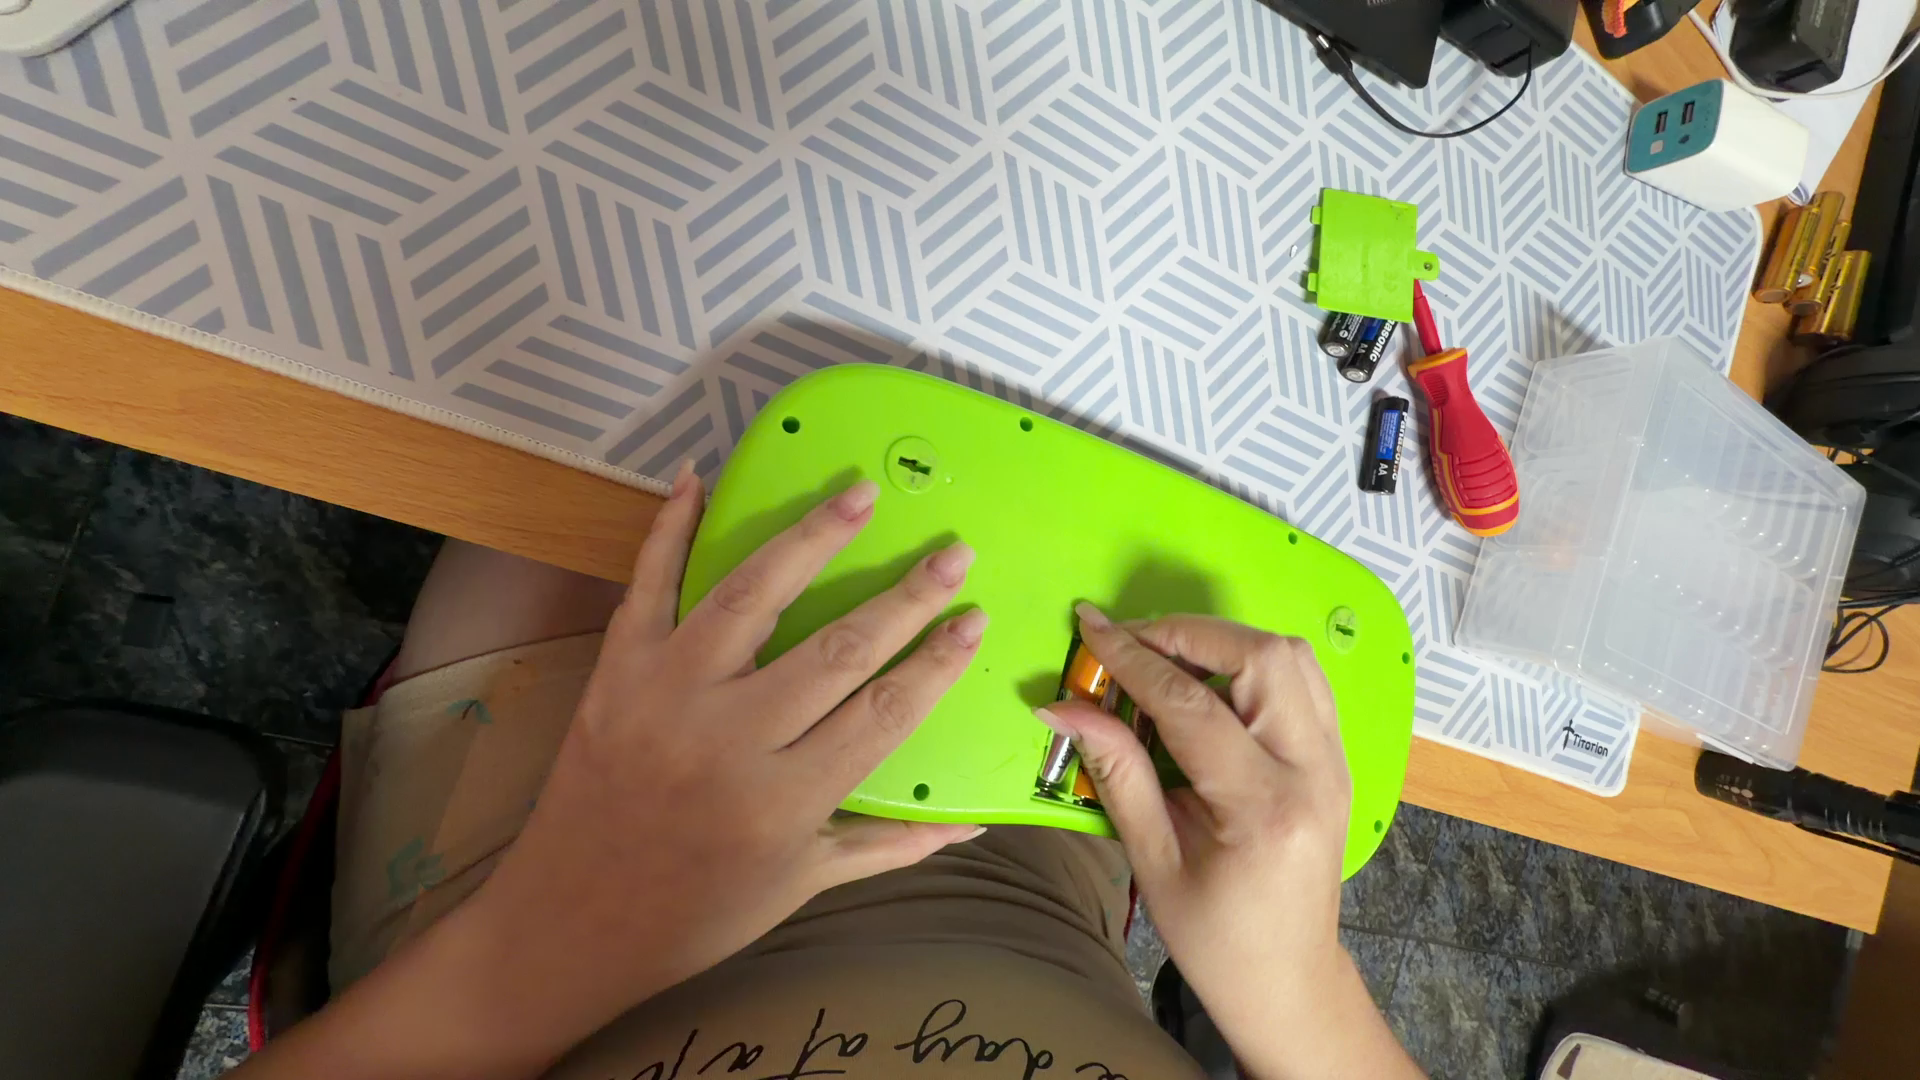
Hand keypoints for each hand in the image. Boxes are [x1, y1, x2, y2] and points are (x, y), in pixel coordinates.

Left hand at [447, 466, 987, 1064]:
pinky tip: (696, 479)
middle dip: (904, 597)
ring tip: (858, 496)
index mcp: (784, 799)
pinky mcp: (617, 670)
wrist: (565, 926)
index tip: (973, 618)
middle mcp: (730, 737)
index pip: (883, 713)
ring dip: (811, 539)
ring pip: (751, 596)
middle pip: (836, 649)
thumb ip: (892, 844)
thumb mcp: (803, 884)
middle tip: (951, 554)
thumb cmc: (697, 911)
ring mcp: (666, 693)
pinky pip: (647, 586)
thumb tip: (974, 827)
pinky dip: (668, 529)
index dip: (935, 662)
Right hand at [1037, 604, 1420, 1079]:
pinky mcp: (1335, 756)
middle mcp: (1313, 770)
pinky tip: (1207, 678)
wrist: (1290, 979)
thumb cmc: (1212, 934)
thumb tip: (1062, 705)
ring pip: (1289, 656)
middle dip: (1186, 633)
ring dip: (1220, 640)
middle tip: (1130, 640)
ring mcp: (1334, 759)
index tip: (1089, 626)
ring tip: (1163, 654)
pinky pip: (1300, 677)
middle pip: (1261, 657)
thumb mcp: (1151, 859)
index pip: (1191, 705)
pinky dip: (1248, 658)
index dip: (1132, 658)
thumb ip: (1114, 770)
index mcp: (1262, 808)